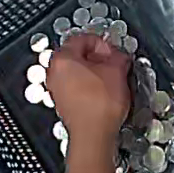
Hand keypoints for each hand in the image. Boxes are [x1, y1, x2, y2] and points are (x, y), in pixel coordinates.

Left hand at [46, 33, 130, 149]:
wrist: (94, 133)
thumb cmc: (100, 104)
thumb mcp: (118, 72)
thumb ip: (118, 56)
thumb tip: (119, 55)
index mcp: (63, 59)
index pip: (82, 38)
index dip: (103, 43)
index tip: (114, 51)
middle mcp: (55, 72)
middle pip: (78, 55)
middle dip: (99, 58)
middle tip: (115, 64)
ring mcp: (57, 89)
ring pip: (78, 72)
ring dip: (96, 73)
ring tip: (113, 80)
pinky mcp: (64, 103)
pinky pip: (77, 87)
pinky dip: (91, 87)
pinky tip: (106, 94)